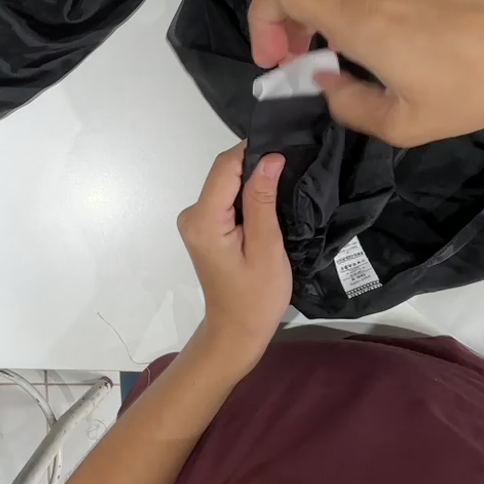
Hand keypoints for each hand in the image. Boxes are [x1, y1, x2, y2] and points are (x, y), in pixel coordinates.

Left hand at [177, 144, 290, 361]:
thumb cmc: (256, 296)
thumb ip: (263, 200)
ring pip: (226, 183)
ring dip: (252, 181)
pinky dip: (246, 196)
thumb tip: (270, 158)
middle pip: (224, 172)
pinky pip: (225, 198)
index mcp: (203, 220)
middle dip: (255, 166)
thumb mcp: (267, 247)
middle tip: (292, 169)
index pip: (225, 166)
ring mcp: (195, 221)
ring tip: (285, 185)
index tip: (288, 153)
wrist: (237, 330)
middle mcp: (192, 215)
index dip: (255, 153)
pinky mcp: (204, 227)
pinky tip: (268, 203)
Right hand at [248, 0, 483, 145]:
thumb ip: (348, 105)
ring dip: (312, 16)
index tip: (275, 60)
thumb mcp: (403, 122)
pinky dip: (342, 10)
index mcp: (359, 13)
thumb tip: (327, 84)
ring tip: (330, 60)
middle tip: (292, 61)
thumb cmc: (478, 87)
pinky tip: (371, 49)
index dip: (261, 18)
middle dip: (280, 18)